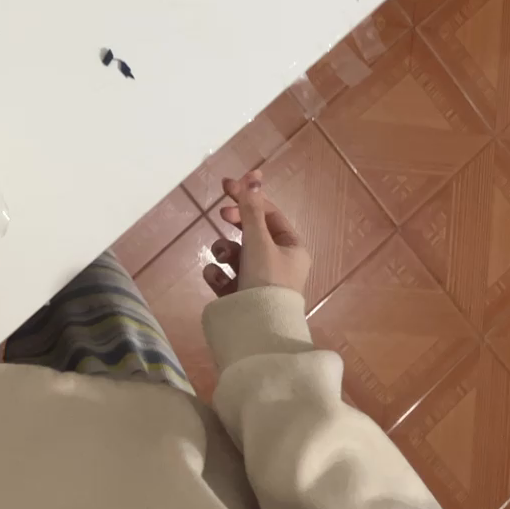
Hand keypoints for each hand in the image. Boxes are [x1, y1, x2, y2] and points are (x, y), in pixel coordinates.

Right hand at [202, 170, 310, 296]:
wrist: (257, 329)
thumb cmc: (266, 280)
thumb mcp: (259, 240)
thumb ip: (251, 210)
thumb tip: (252, 179)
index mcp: (291, 248)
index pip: (269, 214)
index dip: (249, 198)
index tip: (227, 185)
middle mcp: (277, 262)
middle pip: (250, 232)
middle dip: (234, 226)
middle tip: (221, 216)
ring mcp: (257, 280)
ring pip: (234, 253)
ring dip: (224, 251)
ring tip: (223, 259)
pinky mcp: (239, 296)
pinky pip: (225, 275)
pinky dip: (219, 274)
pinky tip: (218, 280)